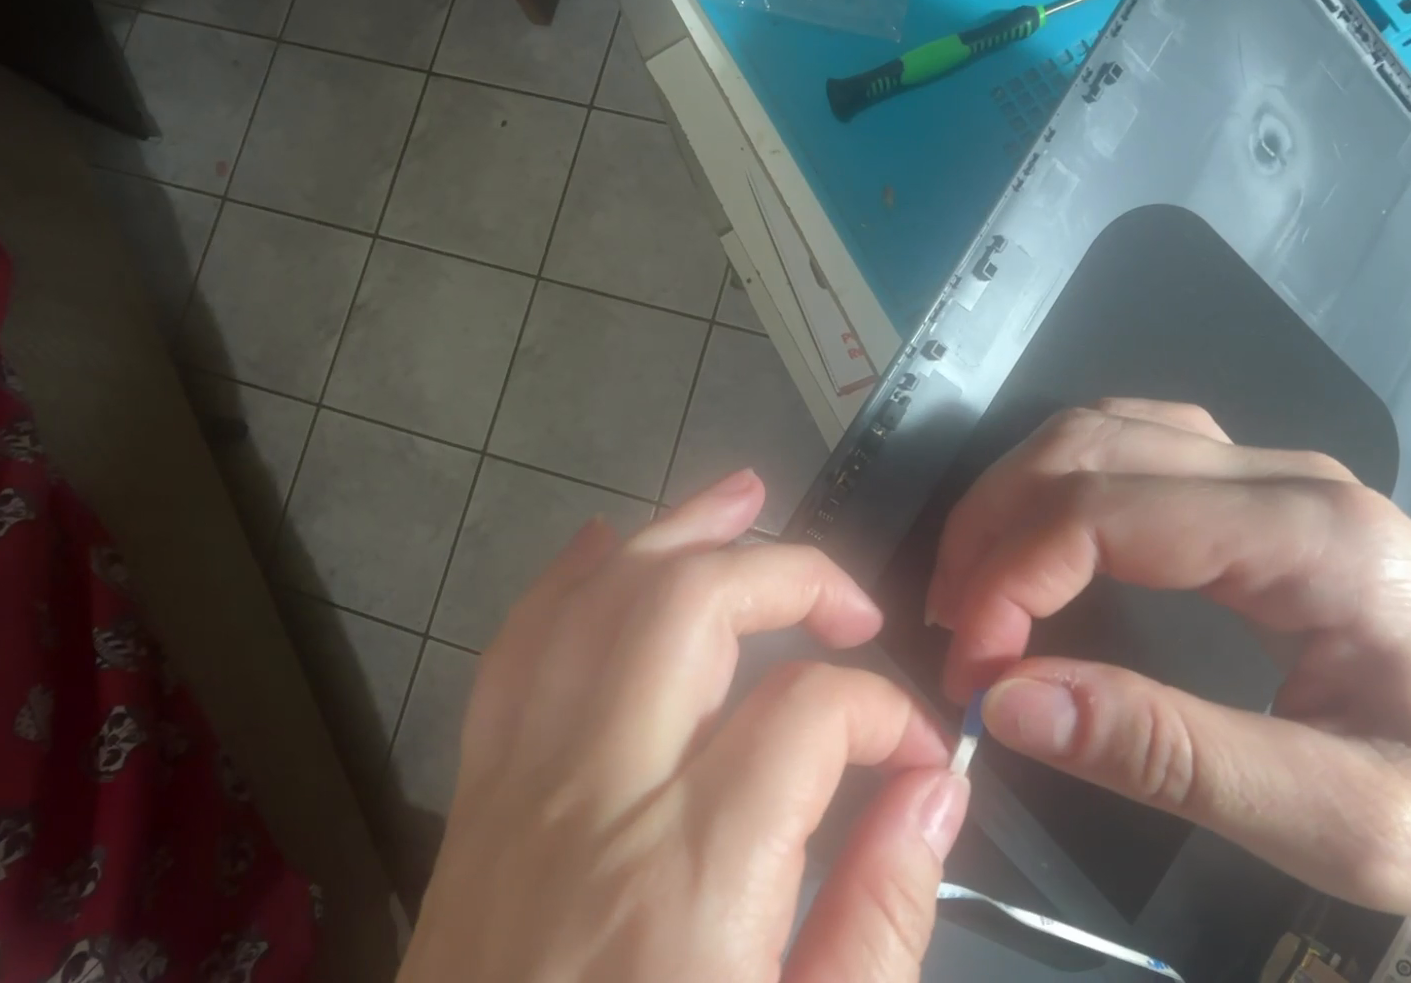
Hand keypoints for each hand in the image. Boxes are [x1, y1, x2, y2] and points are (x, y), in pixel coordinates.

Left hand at [402, 470, 969, 982]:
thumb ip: (880, 914)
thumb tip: (931, 788)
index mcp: (691, 875)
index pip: (807, 712)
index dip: (885, 712)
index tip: (918, 755)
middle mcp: (597, 798)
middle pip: (689, 610)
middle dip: (785, 573)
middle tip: (849, 606)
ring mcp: (520, 783)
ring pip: (596, 601)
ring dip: (675, 532)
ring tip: (741, 496)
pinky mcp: (478, 794)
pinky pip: (516, 651)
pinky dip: (568, 581)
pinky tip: (609, 543)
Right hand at [927, 400, 1410, 949]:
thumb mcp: (1349, 825)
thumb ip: (1170, 757)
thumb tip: (1006, 704)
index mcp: (1308, 537)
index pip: (1097, 513)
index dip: (1006, 581)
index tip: (971, 672)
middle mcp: (1282, 477)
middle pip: (1079, 451)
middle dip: (987, 535)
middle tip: (955, 633)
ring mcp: (1272, 475)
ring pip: (1093, 432)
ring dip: (1011, 502)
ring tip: (976, 592)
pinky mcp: (1261, 496)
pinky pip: (1124, 450)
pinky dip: (1052, 488)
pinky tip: (1038, 547)